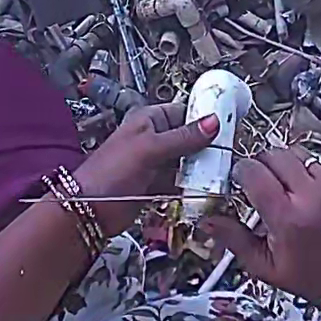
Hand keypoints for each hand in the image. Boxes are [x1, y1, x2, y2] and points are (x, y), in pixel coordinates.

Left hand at [70, 104, 219, 233]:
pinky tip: (208, 188)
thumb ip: (183, 137)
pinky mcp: (158, 184)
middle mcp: (154, 137)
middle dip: (208, 146)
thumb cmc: (112, 170)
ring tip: (224, 172)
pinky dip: (194, 185)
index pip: (184, 111)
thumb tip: (213, 121)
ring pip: (188, 160)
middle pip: (190, 137)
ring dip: (203, 167)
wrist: (90, 209)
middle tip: (230, 153)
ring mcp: (157, 162)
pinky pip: (182, 181)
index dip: (205, 117)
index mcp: (149, 119)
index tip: (229, 125)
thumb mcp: (150, 148)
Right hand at [202, 146, 320, 302]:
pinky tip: (310, 190)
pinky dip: (311, 170)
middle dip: (263, 164)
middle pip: (274, 155)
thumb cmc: (308, 275)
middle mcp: (312, 198)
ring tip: (289, 187)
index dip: (243, 171)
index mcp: (287, 218)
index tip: (242, 178)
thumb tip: (207, 220)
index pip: (253, 171)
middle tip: (264, 182)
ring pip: (297, 153)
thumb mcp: (264, 266)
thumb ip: (234, 239)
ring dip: (287, 165)